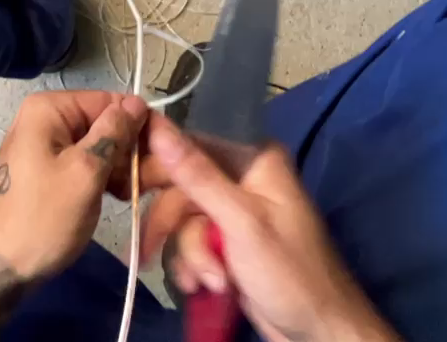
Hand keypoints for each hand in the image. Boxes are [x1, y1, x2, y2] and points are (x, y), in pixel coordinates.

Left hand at [0, 90, 148, 280]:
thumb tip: (137, 101)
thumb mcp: (84, 173)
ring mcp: (45, 144)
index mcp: (50, 108)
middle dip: (129, 150)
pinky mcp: (48, 169)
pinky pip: (84, 162)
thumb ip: (113, 133)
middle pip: (103, 122)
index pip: (109, 101)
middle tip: (148, 184)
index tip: (165, 155)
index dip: (139, 124)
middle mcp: (45, 117)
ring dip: (119, 167)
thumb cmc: (43, 217)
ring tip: (132, 193)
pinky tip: (117, 196)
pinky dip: (103, 177)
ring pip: (97, 145)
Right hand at [139, 115, 399, 341]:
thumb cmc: (291, 272)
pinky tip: (205, 287)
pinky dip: (194, 265)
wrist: (323, 337)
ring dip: (190, 253)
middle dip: (172, 223)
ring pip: (184, 218)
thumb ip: (196, 174)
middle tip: (143, 244)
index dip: (156, 158)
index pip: (190, 143)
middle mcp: (240, 177)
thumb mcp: (240, 222)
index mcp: (251, 158)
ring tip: (209, 283)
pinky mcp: (227, 241)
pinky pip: (192, 241)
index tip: (123, 174)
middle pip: (181, 183)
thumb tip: (156, 126)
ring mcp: (233, 210)